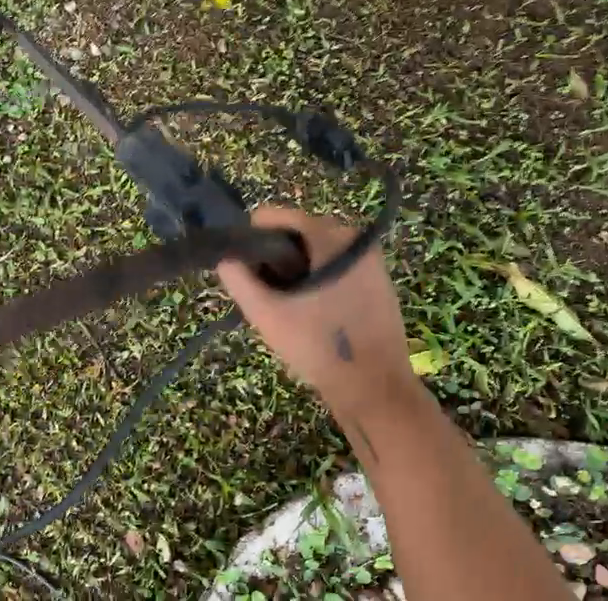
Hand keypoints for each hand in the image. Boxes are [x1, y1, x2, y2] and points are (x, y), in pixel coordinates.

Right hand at [217, 204, 413, 417]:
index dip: (252, 239)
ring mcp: (373, 263)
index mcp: (331, 239)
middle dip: (276, 255)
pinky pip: (335, 266)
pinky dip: (318, 279)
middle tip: (269, 292)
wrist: (376, 391)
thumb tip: (226, 257)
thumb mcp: (264, 311)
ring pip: (315, 251)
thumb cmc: (318, 346)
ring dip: (296, 268)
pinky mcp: (381, 284)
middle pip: (296, 232)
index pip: (276, 217)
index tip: (247, 271)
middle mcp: (357, 242)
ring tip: (290, 304)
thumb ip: (236, 276)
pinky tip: (313, 312)